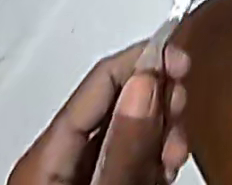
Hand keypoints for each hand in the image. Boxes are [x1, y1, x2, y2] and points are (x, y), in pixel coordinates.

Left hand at [10, 41, 191, 184]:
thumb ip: (124, 146)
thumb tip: (147, 78)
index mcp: (46, 154)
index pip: (101, 79)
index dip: (145, 59)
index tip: (185, 60)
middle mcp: (59, 158)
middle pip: (119, 102)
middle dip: (159, 98)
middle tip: (185, 109)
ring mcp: (76, 178)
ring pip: (130, 130)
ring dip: (163, 130)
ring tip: (178, 152)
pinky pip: (130, 158)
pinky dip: (155, 156)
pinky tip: (168, 168)